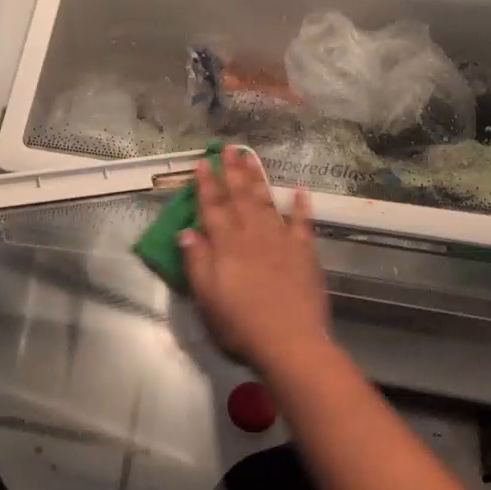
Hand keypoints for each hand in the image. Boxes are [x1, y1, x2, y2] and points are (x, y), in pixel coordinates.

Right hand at [180, 147, 334, 374]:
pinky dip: (300, 206)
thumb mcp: (206, 296)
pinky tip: (299, 191)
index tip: (202, 163)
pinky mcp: (304, 253)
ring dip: (258, 179)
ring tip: (252, 157)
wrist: (290, 342)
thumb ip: (196, 261)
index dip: (206, 185)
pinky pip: (302, 223)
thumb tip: (187, 231)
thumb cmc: (240, 324)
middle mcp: (253, 235)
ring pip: (267, 202)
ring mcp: (281, 241)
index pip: (212, 208)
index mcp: (226, 245)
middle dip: (232, 172)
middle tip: (228, 147)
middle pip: (240, 197)